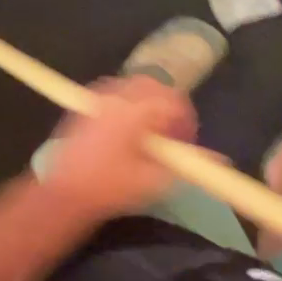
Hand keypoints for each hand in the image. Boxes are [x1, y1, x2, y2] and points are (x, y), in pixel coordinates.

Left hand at [41, 76, 195, 219]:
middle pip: (153, 85)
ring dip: (148, 103)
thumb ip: (186, 164)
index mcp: (135, 111)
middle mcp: (117, 97)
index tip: (186, 139)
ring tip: (149, 132)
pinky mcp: (85, 107)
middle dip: (167, 105)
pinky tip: (126, 130)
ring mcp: (98, 99)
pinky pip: (114, 93)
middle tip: (169, 133)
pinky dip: (128, 103)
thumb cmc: (110, 188)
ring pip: (133, 86)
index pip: (172, 99)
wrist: (63, 195)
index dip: (185, 118)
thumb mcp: (153, 180)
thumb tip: (218, 158)